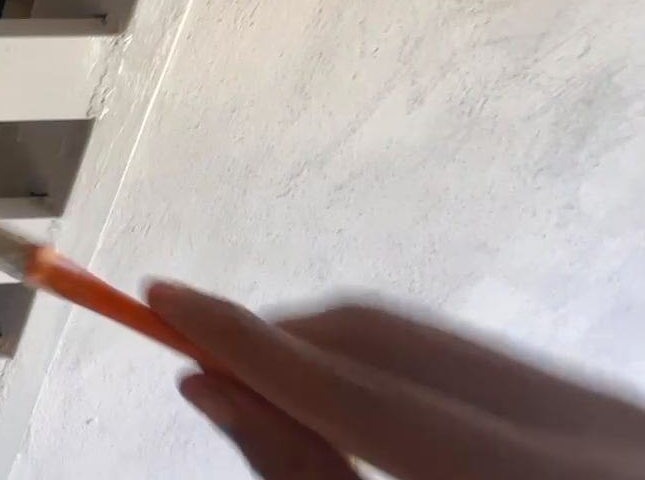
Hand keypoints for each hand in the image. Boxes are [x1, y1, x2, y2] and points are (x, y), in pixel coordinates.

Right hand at [147, 282, 644, 478]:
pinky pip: (444, 347)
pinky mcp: (589, 392)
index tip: (157, 295)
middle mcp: (592, 429)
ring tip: (286, 396)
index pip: (356, 393)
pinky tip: (354, 398)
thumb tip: (200, 383)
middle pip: (374, 342)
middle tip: (214, 369)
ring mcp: (601, 401)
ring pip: (404, 335)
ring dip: (319, 350)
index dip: (245, 343)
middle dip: (278, 346)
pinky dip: (373, 360)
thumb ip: (300, 470)